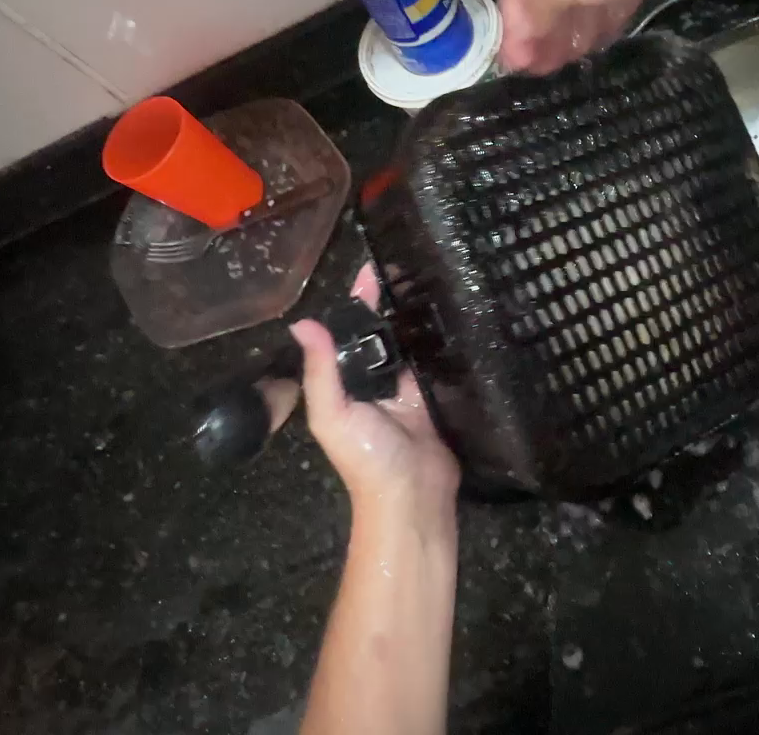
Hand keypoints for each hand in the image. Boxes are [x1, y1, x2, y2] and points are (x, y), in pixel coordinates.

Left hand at [294, 264, 458, 525]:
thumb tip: (301, 321)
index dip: (360, 298)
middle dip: (394, 298)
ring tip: (437, 273)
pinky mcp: (437, 390)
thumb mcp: (332, 414)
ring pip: (412, 338)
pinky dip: (443, 336)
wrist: (413, 497)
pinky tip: (456, 309)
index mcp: (346, 378)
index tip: (376, 265)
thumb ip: (320, 370)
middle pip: (384, 329)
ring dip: (420, 312)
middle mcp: (376, 375)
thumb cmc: (365, 457)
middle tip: (415, 260)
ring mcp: (409, 382)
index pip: (352, 328)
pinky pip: (438, 357)